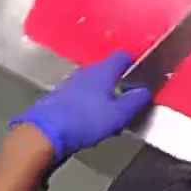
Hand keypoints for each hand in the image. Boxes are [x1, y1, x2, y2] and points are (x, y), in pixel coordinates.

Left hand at [10, 52, 152, 162]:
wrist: (44, 133)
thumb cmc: (84, 121)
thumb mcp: (118, 114)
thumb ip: (135, 101)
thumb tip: (145, 91)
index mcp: (103, 71)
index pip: (123, 56)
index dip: (134, 64)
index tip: (143, 76)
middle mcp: (86, 72)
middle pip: (108, 72)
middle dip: (120, 86)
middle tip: (129, 103)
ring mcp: (70, 84)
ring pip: (94, 85)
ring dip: (104, 97)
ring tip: (111, 118)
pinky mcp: (59, 98)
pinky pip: (81, 97)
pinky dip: (90, 106)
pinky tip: (92, 123)